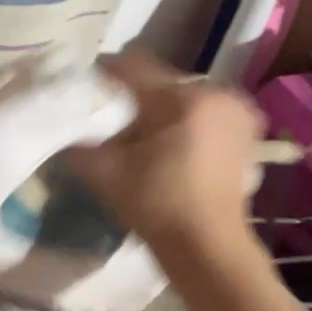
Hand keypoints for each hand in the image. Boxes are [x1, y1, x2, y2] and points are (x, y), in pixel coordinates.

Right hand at [64, 52, 264, 257]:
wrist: (206, 243)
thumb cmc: (154, 203)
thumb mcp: (102, 172)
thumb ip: (78, 144)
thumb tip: (65, 131)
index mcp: (183, 98)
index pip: (133, 67)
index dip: (104, 72)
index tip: (83, 85)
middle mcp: (217, 93)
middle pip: (161, 83)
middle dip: (134, 96)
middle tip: (109, 117)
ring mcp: (238, 112)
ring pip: (183, 98)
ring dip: (159, 110)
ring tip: (137, 133)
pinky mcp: (246, 132)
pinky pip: (203, 113)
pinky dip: (182, 122)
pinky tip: (166, 145)